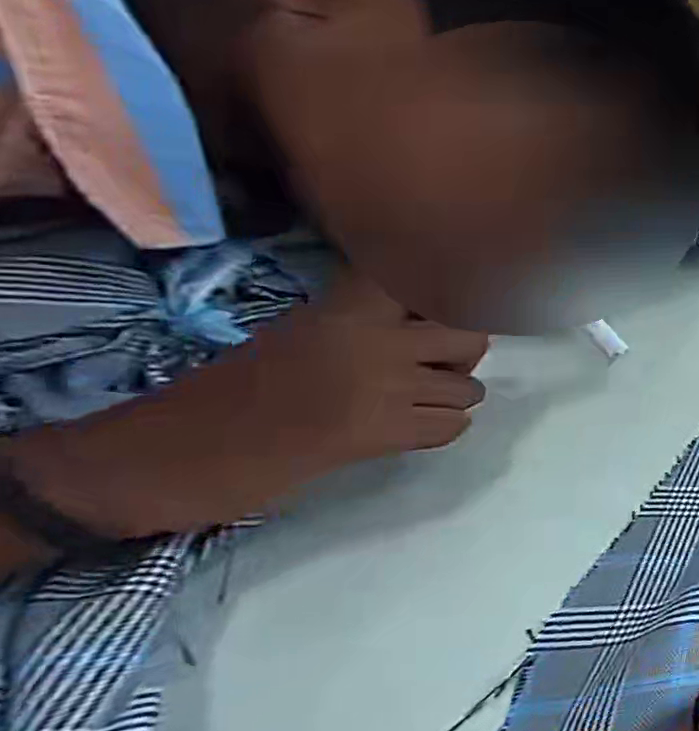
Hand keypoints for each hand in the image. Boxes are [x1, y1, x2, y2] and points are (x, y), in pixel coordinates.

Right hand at [6, 270, 489, 538]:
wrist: (194, 444)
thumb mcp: (313, 326)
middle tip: (434, 365)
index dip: (450, 300)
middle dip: (462, 354)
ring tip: (415, 399)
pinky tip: (413, 425)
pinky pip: (454, 426)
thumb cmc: (250, 380)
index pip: (431, 286)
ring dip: (451, 397)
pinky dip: (442, 428)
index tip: (446, 311)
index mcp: (353, 308)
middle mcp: (381, 344)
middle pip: (472, 339)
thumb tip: (444, 311)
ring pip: (469, 389)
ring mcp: (390, 390)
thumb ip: (374, 314)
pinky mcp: (389, 433)